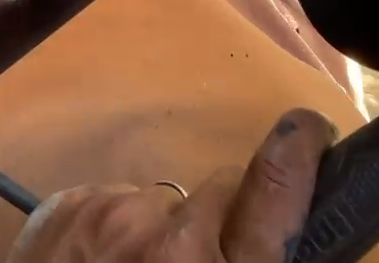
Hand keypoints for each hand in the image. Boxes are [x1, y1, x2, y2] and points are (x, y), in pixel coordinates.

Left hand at [5, 108, 334, 261]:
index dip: (300, 150)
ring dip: (159, 236)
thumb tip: (272, 247)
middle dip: (220, 223)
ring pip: (161, 204)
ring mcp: (110, 214)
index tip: (312, 132)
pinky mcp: (66, 205)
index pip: (274, 187)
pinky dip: (113, 235)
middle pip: (221, 189)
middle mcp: (167, 237)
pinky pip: (112, 204)